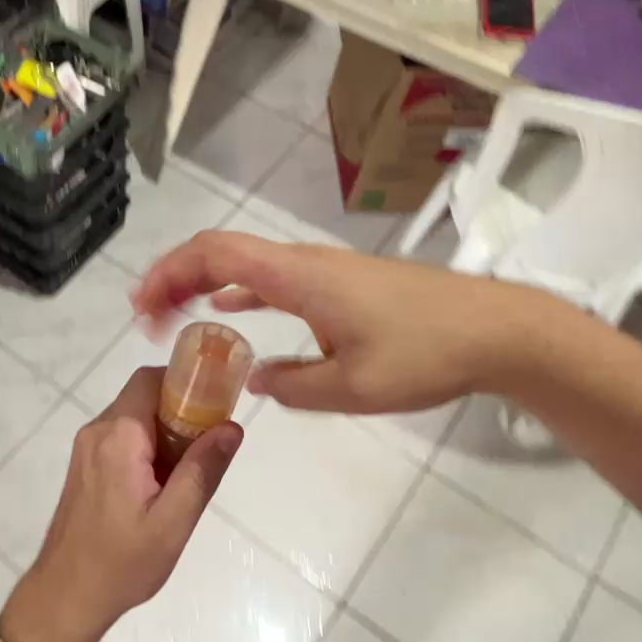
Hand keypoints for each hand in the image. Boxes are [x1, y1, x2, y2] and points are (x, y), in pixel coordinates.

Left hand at [0, 368, 241, 641]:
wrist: (66, 595)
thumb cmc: (122, 562)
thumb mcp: (173, 521)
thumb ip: (203, 470)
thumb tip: (232, 426)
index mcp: (118, 436)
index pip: (151, 380)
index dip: (186, 382)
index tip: (217, 403)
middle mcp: (97, 432)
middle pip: (144, 396)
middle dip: (182, 410)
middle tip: (211, 444)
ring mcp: (86, 449)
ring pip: (134, 418)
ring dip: (166, 432)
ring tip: (192, 469)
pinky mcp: (85, 467)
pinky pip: (121, 439)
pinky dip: (148, 448)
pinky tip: (165, 484)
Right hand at [132, 230, 560, 413]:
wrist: (497, 330)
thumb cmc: (426, 354)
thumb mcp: (354, 388)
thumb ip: (293, 386)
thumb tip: (254, 379)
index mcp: (297, 276)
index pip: (214, 255)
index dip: (169, 274)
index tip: (144, 310)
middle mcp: (302, 262)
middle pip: (220, 253)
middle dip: (174, 278)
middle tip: (146, 317)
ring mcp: (321, 271)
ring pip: (244, 265)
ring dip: (202, 285)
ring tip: (171, 316)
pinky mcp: (337, 285)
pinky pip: (271, 281)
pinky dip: (237, 295)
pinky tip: (227, 316)